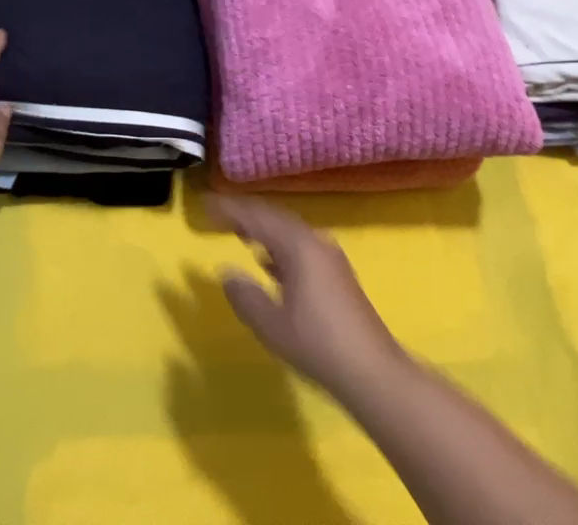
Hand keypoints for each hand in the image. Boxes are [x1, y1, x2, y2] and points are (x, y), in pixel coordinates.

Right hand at [208, 194, 408, 393]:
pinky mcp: (336, 276)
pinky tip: (267, 260)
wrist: (372, 371)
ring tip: (237, 231)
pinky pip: (300, 248)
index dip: (230, 210)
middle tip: (218, 214)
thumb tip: (227, 272)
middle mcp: (316, 244)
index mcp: (298, 247)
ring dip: (263, 230)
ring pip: (289, 233)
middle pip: (276, 219)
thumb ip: (245, 296)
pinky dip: (278, 246)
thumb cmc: (317, 344)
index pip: (258, 217)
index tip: (205, 206)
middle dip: (246, 215)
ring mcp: (329, 259)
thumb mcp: (271, 324)